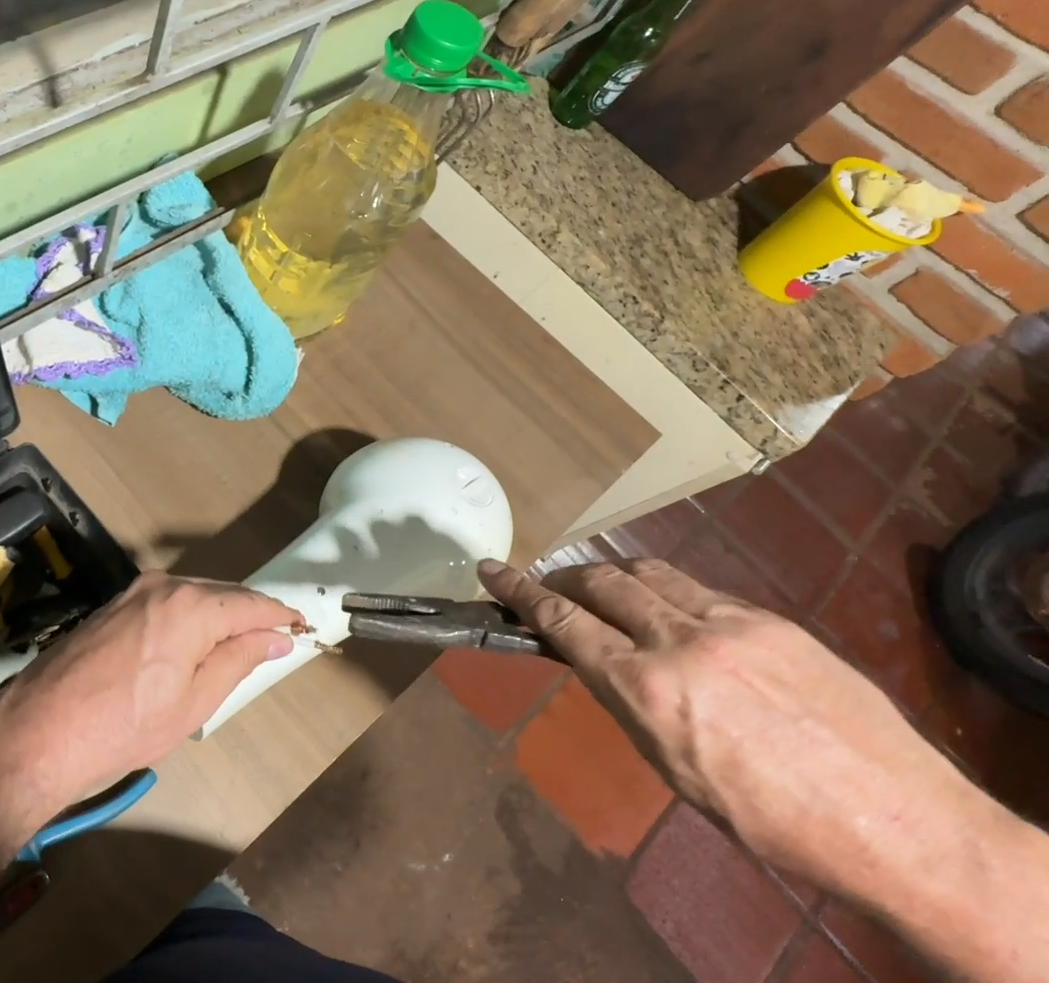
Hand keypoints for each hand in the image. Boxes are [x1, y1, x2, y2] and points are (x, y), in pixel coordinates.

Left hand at [0, 572, 299, 826]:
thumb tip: (275, 637)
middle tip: (276, 638)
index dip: (279, 614)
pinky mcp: (112, 606)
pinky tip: (193, 643)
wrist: (42, 728)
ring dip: (217, 615)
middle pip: (220, 593)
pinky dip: (188, 618)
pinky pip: (165, 603)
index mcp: (189, 606)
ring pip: (191, 595)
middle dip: (249, 613)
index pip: (250, 602)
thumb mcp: (194, 702)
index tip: (303, 625)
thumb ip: (237, 660)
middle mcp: (162, 586)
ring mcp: (132, 592)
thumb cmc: (125, 726)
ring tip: (238, 644)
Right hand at [477, 557, 982, 899]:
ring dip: (615, 576)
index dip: (519, 591)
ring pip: (651, 574)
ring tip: (604, 588)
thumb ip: (628, 702)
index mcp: (646, 689)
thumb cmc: (768, 817)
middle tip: (548, 583)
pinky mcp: (775, 622)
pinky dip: (670, 593)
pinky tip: (675, 614)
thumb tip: (599, 664)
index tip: (492, 569)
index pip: (563, 621)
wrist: (898, 822)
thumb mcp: (671, 766)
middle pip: (603, 583)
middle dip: (565, 577)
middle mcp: (681, 642)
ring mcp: (733, 624)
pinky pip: (702, 591)